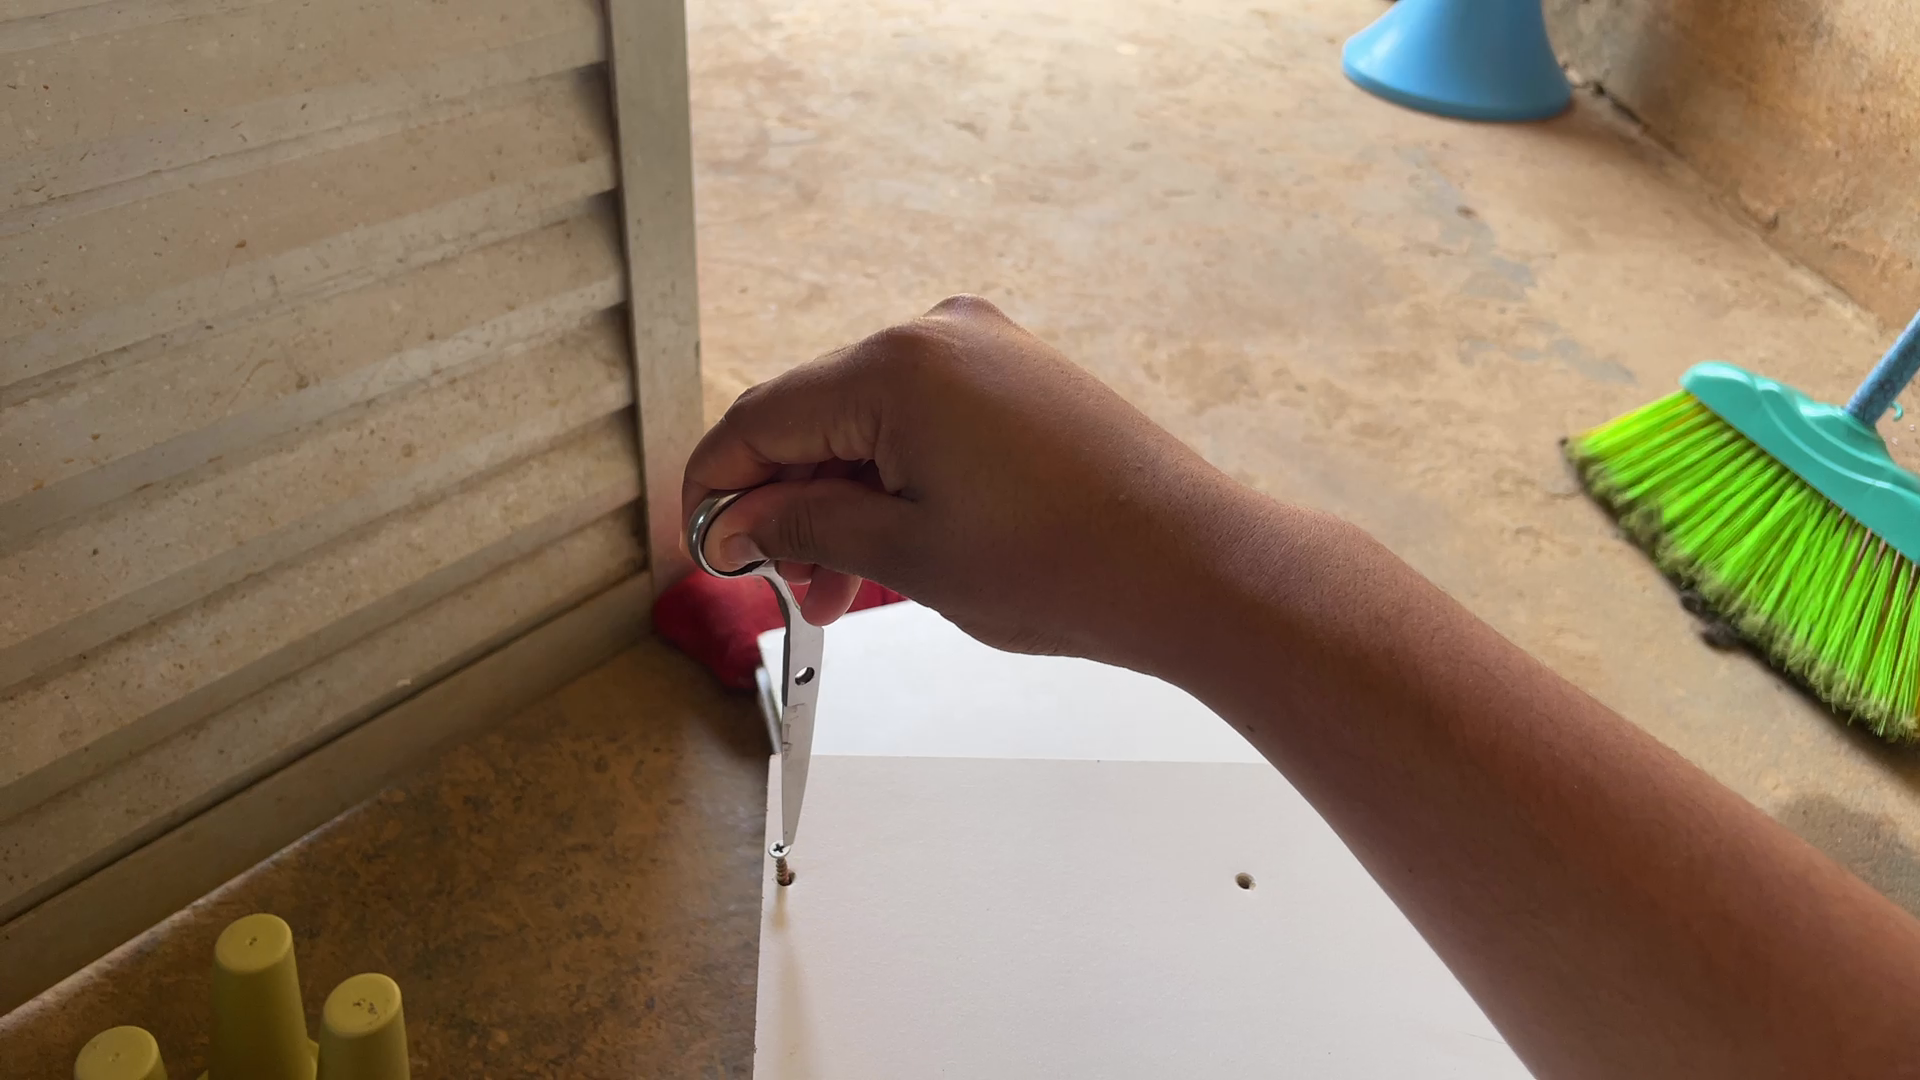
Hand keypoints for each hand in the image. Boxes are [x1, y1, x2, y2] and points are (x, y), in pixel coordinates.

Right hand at [682, 295, 1251, 666]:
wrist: (1191, 567)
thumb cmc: (1058, 568)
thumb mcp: (909, 556)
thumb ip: (807, 525)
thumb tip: (736, 523)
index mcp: (897, 368)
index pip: (762, 418)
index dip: (717, 485)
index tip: (704, 544)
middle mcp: (938, 336)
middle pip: (817, 419)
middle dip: (791, 507)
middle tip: (789, 588)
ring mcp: (986, 352)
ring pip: (873, 427)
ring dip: (848, 503)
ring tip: (847, 589)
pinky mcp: (1019, 380)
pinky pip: (926, 425)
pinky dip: (898, 482)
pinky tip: (899, 541)